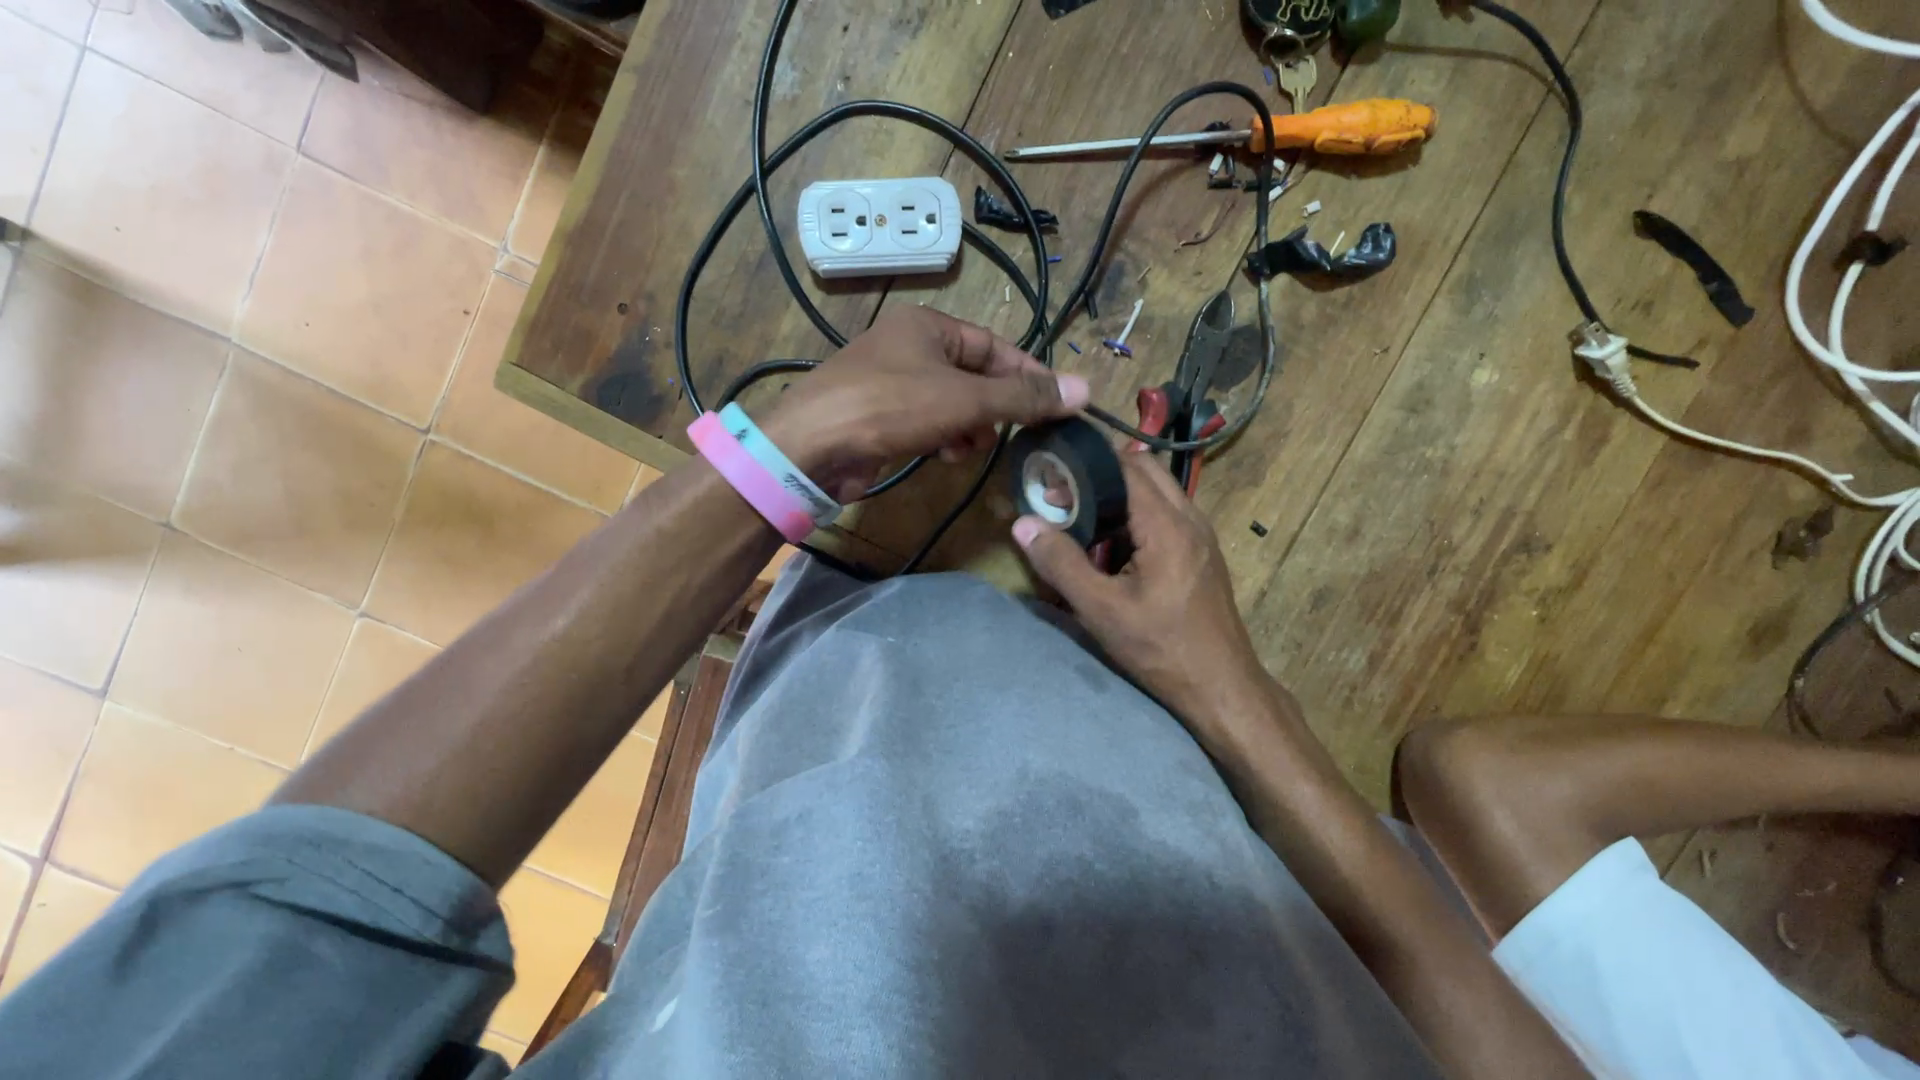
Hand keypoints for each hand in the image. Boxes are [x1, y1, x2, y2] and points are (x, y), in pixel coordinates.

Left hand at [762, 307, 1089, 501]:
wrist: (812, 444)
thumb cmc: (890, 406)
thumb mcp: (965, 400)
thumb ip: (1023, 397)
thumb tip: (1085, 389)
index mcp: (928, 325)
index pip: (993, 346)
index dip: (1027, 374)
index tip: (1056, 404)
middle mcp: (908, 346)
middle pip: (973, 375)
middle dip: (993, 407)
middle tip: (1009, 432)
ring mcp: (889, 382)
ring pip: (951, 402)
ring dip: (969, 427)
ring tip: (968, 447)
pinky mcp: (877, 416)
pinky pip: (926, 421)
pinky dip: (941, 437)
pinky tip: (943, 455)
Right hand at [1013, 451, 1273, 724]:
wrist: (1221, 687)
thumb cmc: (1161, 649)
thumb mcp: (1101, 610)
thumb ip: (1061, 564)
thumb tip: (1023, 524)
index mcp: (1167, 525)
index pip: (1125, 466)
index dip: (1085, 466)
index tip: (1051, 482)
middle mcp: (1190, 518)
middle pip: (1144, 469)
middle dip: (1103, 473)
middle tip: (1066, 496)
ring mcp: (1202, 535)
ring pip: (1158, 490)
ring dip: (1122, 494)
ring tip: (1085, 520)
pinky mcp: (1203, 554)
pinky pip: (1168, 514)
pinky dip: (1138, 514)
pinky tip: (1115, 549)